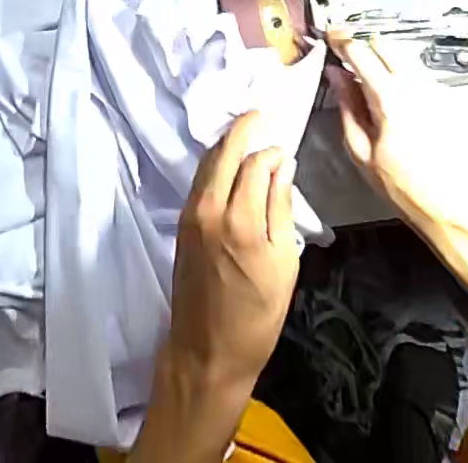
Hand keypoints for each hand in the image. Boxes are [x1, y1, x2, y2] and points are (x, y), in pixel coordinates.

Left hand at [163, 111, 300, 393]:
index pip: (254, 163)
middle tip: (260, 113)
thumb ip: (280, 207)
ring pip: (207, 162)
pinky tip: (230, 161)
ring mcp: (190, 214)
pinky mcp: (182, 223)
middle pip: (224, 152)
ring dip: (226, 143)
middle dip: (242, 128)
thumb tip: (282, 164)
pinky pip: (200, 179)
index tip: (285, 149)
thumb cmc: (256, 315)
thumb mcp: (284, 263)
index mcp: (239, 220)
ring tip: (247, 131)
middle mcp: (208, 208)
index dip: (271, 151)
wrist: (206, 353)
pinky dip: (215, 162)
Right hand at [328, 32, 467, 237]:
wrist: (454, 209)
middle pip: (383, 45)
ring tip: (365, 88)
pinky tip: (390, 104)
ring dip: (380, 64)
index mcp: (390, 98)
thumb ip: (347, 106)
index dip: (341, 41)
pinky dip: (398, 80)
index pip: (361, 51)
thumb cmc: (409, 189)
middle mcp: (415, 87)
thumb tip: (337, 77)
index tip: (330, 38)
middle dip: (362, 46)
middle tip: (344, 57)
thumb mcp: (362, 151)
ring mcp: (433, 90)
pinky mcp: (444, 99)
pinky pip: (414, 77)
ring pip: (400, 59)